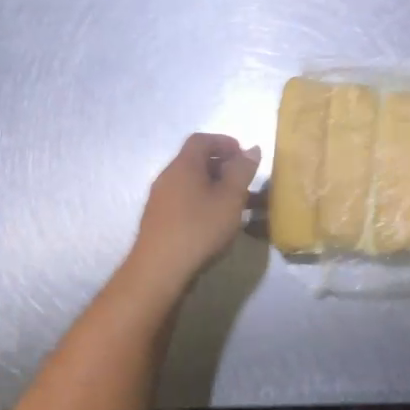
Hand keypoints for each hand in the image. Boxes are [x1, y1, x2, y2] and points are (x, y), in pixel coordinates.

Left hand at [128, 133, 260, 285]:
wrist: (159, 269)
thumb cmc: (199, 228)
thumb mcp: (230, 198)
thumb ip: (242, 171)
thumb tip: (252, 149)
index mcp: (183, 165)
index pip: (201, 139)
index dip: (224, 142)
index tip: (244, 156)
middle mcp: (167, 177)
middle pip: (194, 160)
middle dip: (221, 165)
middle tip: (243, 180)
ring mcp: (160, 199)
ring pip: (190, 182)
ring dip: (213, 186)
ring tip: (234, 203)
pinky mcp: (158, 220)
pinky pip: (184, 199)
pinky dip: (202, 201)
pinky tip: (214, 221)